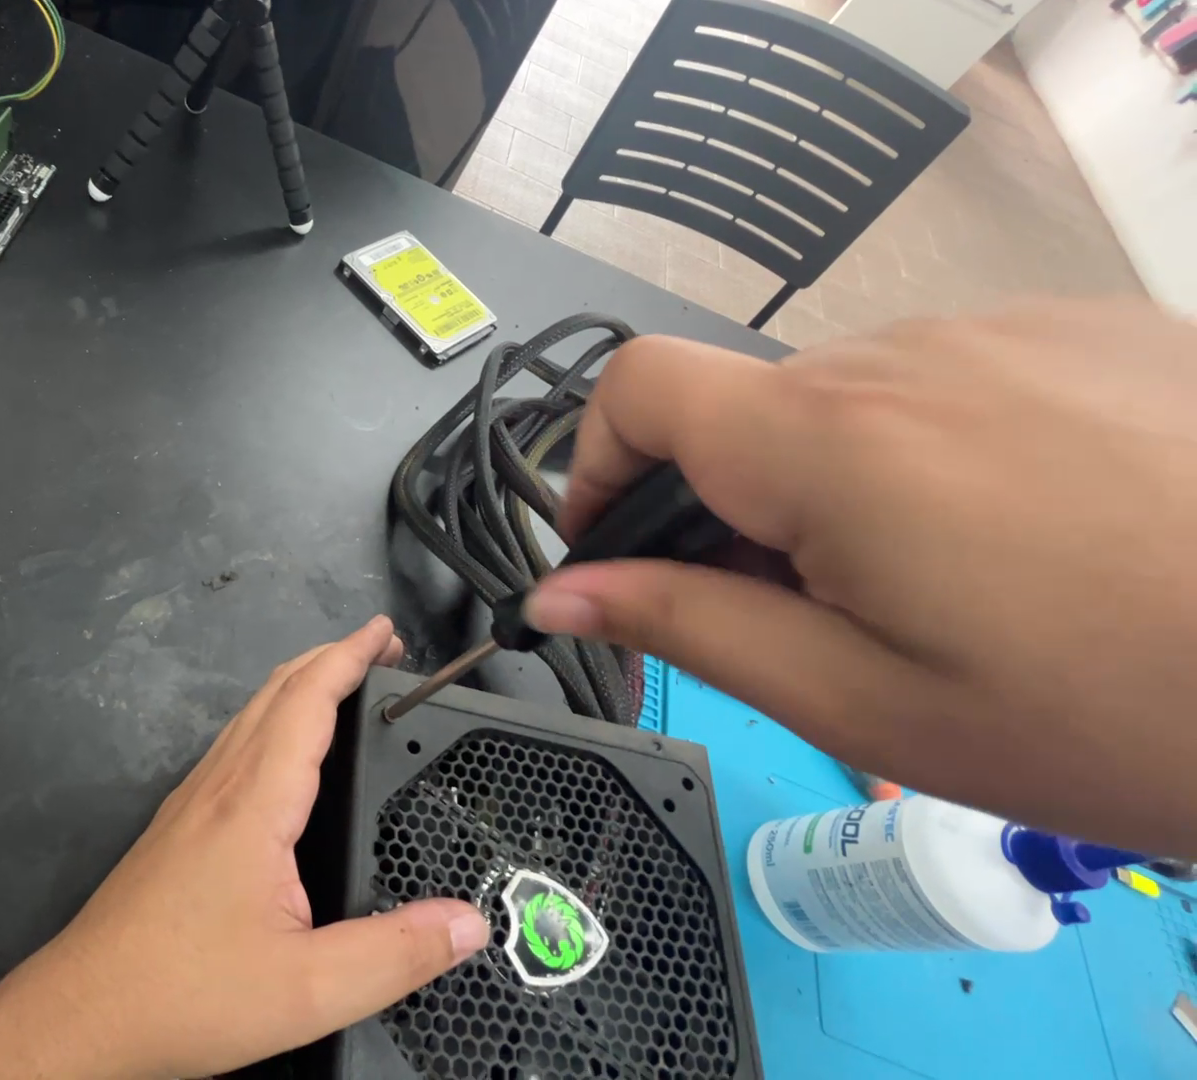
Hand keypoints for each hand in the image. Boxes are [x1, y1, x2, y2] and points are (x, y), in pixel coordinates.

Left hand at [0, 616, 487, 1079]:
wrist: (84, 1012)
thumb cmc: (189, 993)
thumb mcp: (309, 991)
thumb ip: (395, 954)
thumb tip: (469, 922)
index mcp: (255, 802)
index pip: (306, 701)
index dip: (348, 656)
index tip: (384, 632)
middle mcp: (220, 783)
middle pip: (275, 691)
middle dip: (330, 656)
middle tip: (380, 649)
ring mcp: (193, 798)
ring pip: (250, 713)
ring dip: (299, 683)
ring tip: (343, 683)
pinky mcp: (179, 821)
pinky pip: (235, 743)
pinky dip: (273, 717)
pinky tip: (287, 750)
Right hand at [527, 298, 1196, 856]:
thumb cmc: (1117, 709)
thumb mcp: (853, 696)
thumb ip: (681, 625)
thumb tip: (554, 593)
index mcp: (825, 439)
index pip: (636, 388)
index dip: (593, 461)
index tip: (613, 542)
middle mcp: (901, 353)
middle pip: (734, 410)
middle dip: (720, 506)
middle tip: (787, 612)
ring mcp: (1006, 328)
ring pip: (831, 402)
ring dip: (818, 484)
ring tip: (917, 584)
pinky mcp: (1090, 330)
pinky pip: (933, 382)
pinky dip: (911, 452)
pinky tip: (1008, 530)